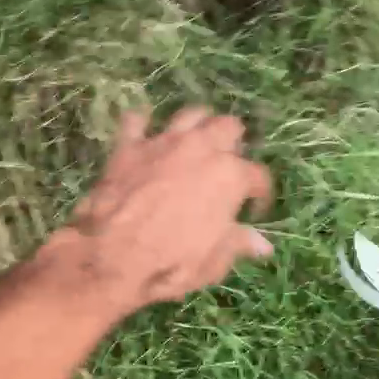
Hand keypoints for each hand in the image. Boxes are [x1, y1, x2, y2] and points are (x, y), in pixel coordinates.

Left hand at [59, 106, 273, 311]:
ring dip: (197, 125)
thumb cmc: (172, 264)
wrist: (114, 257)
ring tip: (197, 141)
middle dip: (233, 143)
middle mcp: (201, 148)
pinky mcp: (129, 146)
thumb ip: (239, 244)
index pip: (258, 177)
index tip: (256, 209)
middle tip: (228, 163)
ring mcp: (164, 142)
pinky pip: (136, 121)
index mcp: (230, 176)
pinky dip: (142, 124)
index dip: (261, 194)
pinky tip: (144, 132)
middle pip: (228, 128)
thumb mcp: (214, 262)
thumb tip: (264, 244)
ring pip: (190, 115)